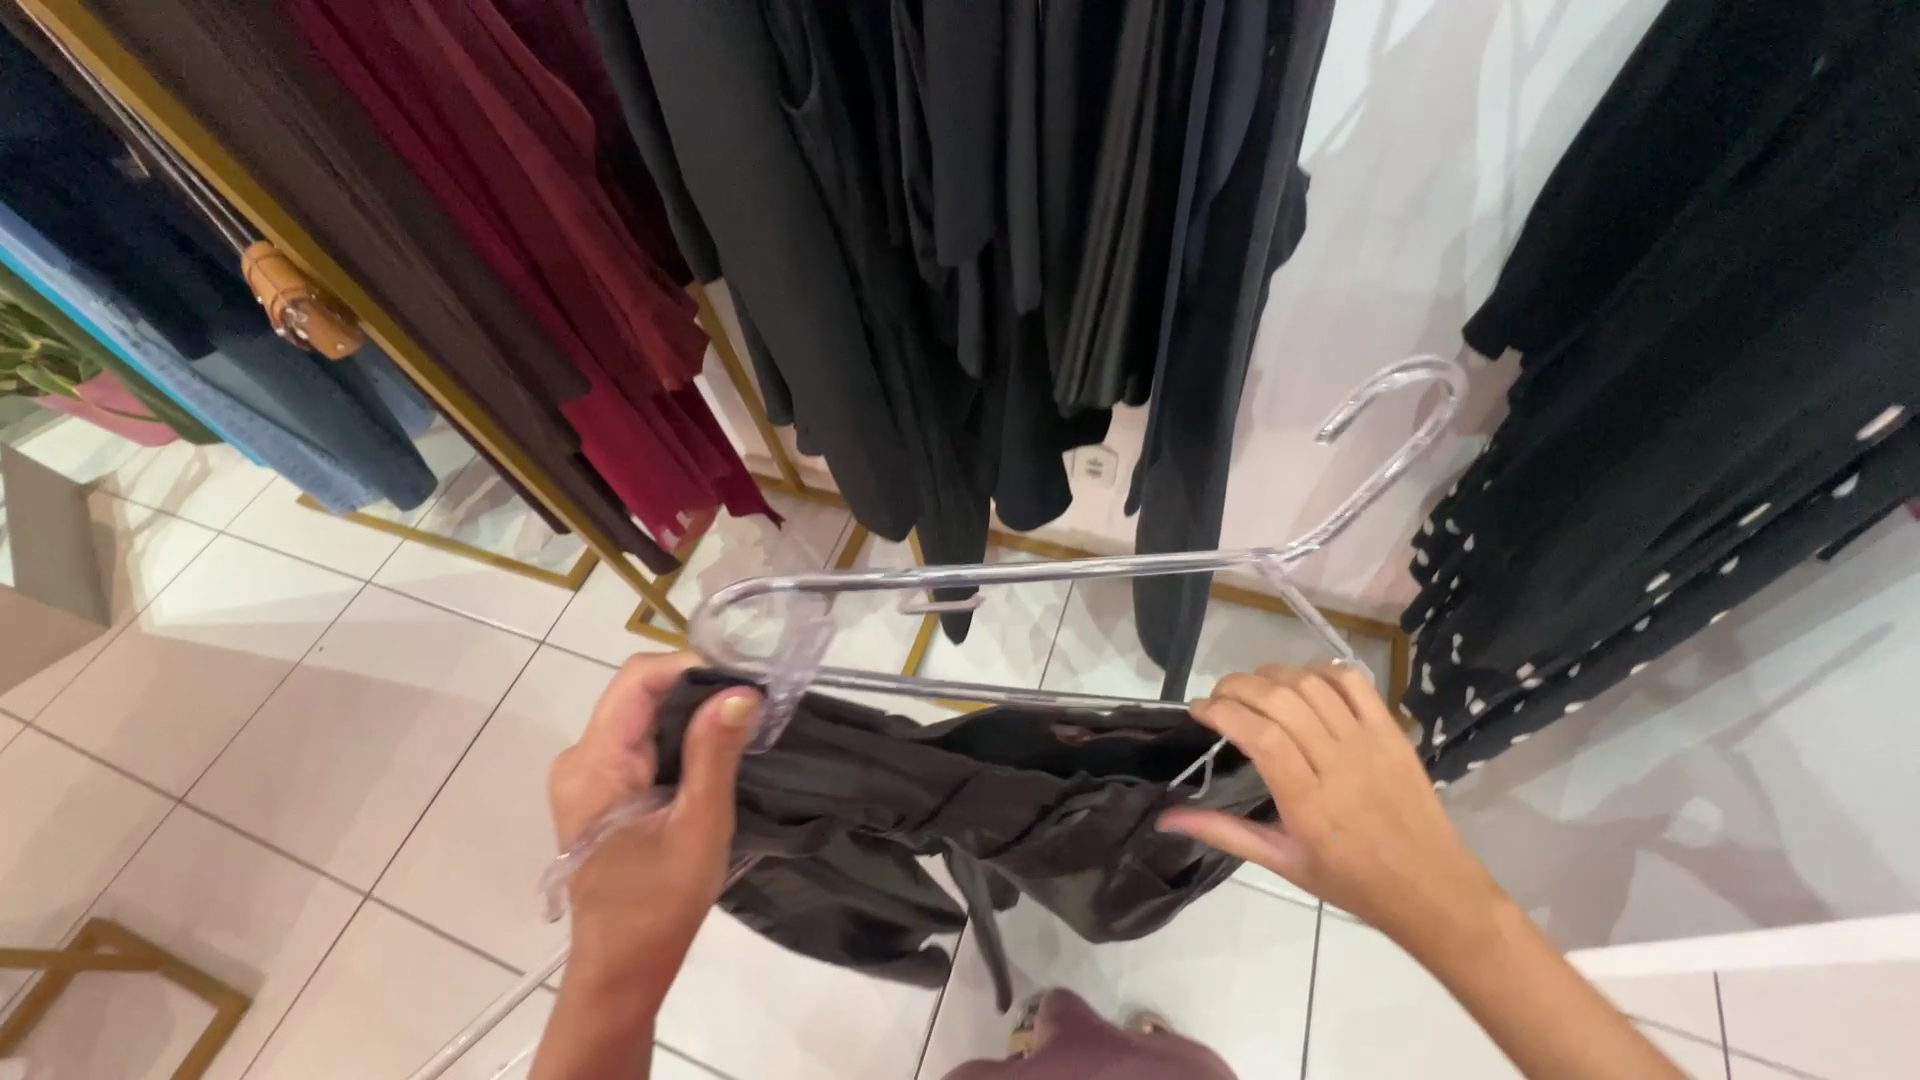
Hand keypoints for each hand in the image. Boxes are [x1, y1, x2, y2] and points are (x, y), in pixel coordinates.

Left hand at [547, 651, 761, 993]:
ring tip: (742, 723)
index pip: (638, 679)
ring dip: (692, 712)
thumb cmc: (659, 903)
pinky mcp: (603, 788)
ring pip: (645, 715)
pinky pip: (643, 740)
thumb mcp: (699, 825)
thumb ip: (716, 753)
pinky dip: (682, 736)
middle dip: (698, 689)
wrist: (624, 967)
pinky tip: (716, 750)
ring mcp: (588, 773)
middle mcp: (580, 757)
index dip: (691, 667)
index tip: (743, 682)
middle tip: (752, 702)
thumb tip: (742, 691)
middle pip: (640, 693)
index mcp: (593, 763)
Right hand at [1158, 664, 1505, 958]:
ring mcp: (1369, 744)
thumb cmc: (1351, 882)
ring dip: (1272, 675)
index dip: (1222, 711)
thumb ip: (1222, 832)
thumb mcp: (1282, 864)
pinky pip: (1354, 684)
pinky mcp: (1392, 733)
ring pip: (1312, 686)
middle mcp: (1338, 765)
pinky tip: (1299, 682)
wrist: (1434, 891)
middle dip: (1237, 686)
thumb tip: (1164, 818)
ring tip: (1253, 689)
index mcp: (1308, 804)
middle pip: (1281, 701)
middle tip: (1218, 698)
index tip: (1199, 711)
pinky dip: (1320, 671)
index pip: (1260, 736)